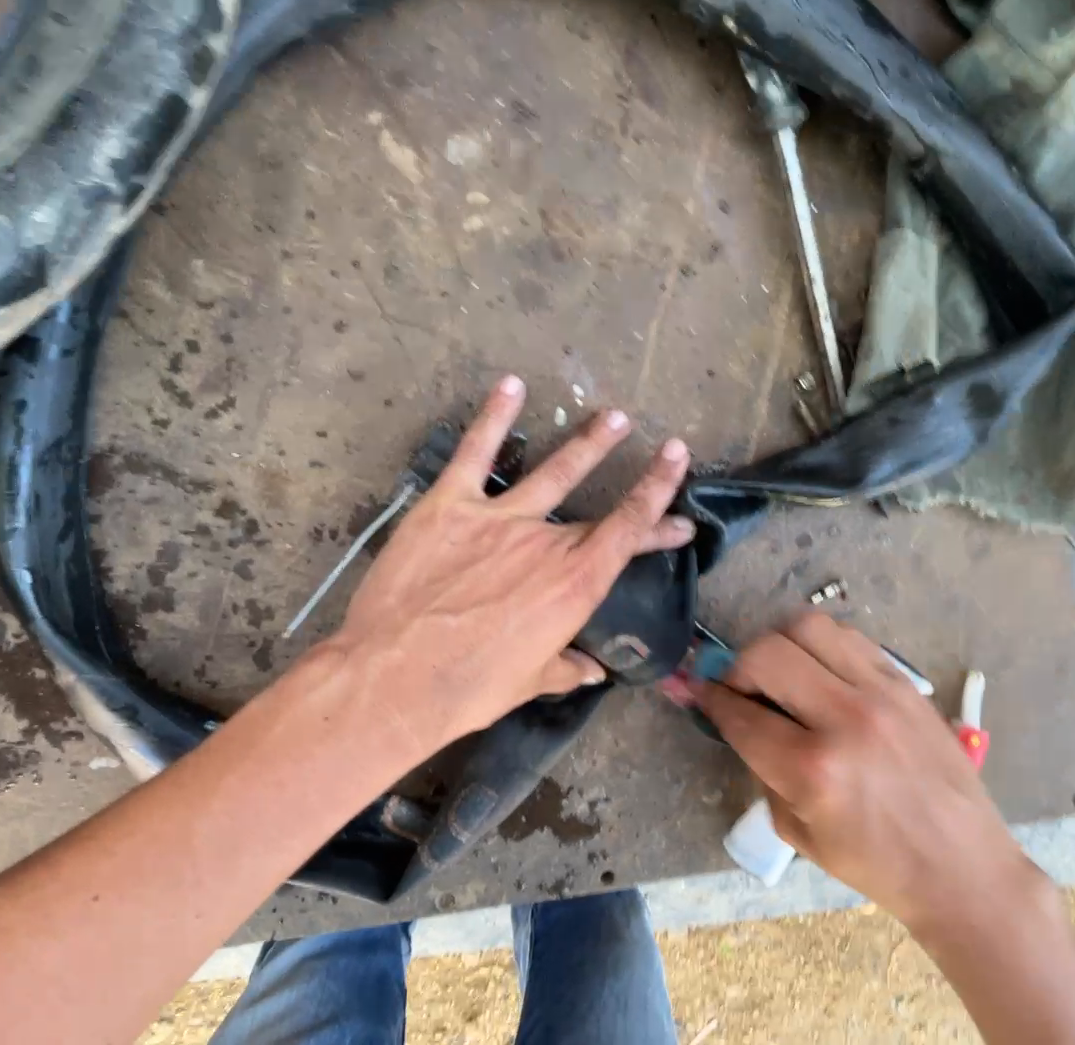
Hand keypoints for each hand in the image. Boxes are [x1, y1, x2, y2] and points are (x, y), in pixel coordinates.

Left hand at [315, 375, 692, 750]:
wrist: (396, 677)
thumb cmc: (470, 688)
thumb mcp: (529, 682)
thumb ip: (565, 669)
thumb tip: (593, 672)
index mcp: (574, 585)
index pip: (630, 531)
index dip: (660, 498)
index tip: (678, 467)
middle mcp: (547, 542)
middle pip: (606, 508)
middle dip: (642, 481)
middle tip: (663, 447)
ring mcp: (499, 518)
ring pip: (553, 470)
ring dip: (588, 442)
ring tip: (613, 416)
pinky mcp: (449, 505)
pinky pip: (476, 453)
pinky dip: (494, 418)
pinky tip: (511, 385)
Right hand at [693, 613, 1048, 938]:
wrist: (963, 867)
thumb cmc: (876, 865)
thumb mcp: (797, 833)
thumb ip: (760, 768)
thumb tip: (735, 717)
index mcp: (812, 770)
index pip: (740, 713)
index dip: (709, 698)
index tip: (699, 691)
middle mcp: (845, 719)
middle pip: (766, 653)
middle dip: (737, 667)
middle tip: (741, 688)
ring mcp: (881, 693)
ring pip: (808, 626)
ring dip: (779, 644)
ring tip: (782, 673)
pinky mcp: (905, 682)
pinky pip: (849, 637)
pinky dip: (821, 646)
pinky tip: (820, 672)